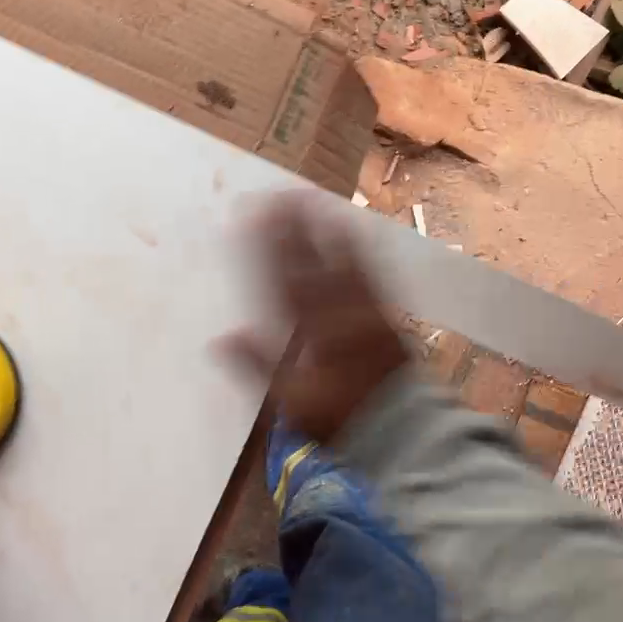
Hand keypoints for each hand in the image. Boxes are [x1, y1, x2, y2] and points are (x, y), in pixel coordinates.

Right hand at [226, 192, 411, 443]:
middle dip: (294, 226)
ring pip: (343, 260)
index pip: (283, 281)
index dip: (267, 247)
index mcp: (313, 332)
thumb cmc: (339, 419)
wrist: (401, 428)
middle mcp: (340, 313)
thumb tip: (221, 339)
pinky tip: (353, 227)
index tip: (253, 218)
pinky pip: (372, 271)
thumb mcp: (291, 403)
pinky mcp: (387, 313)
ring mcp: (367, 310)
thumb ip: (257, 367)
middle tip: (279, 193)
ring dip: (325, 226)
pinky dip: (359, 245)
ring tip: (312, 196)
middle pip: (313, 262)